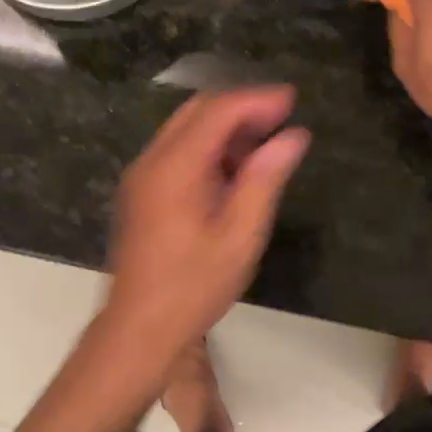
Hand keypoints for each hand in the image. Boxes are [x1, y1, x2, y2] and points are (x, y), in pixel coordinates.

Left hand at [104, 87, 310, 354]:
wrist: (136, 332)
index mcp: (175, 166)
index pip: (218, 110)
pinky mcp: (140, 191)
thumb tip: (294, 136)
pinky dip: (208, 145)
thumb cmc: (193, 287)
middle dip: (242, 107)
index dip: (257, 99)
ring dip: (225, 126)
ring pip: (186, 127)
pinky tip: (235, 169)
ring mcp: (141, 174)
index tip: (293, 100)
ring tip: (265, 144)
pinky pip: (176, 149)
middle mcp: (152, 160)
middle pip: (198, 110)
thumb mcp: (240, 236)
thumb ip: (265, 179)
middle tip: (282, 118)